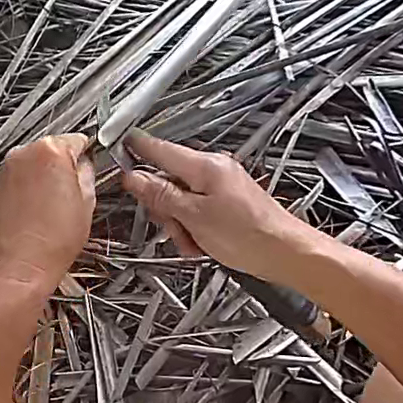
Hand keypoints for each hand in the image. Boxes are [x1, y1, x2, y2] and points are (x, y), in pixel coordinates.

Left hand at [0, 134, 95, 291]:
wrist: (18, 268)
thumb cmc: (51, 243)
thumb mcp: (87, 204)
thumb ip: (87, 174)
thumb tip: (84, 167)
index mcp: (51, 152)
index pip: (76, 139)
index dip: (85, 154)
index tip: (86, 164)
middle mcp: (22, 155)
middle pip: (49, 151)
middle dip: (60, 169)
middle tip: (68, 196)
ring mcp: (3, 172)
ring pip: (29, 167)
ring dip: (39, 181)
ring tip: (48, 210)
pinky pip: (12, 183)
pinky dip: (21, 193)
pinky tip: (31, 215)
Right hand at [120, 130, 322, 281]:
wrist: (285, 253)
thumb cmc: (250, 236)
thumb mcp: (194, 217)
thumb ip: (161, 195)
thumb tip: (134, 178)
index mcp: (205, 167)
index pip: (158, 149)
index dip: (134, 150)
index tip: (117, 150)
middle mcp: (213, 169)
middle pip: (166, 179)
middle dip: (162, 206)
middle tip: (171, 225)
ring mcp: (220, 184)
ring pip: (178, 198)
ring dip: (177, 222)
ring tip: (191, 240)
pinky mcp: (225, 200)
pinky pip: (194, 208)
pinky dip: (191, 226)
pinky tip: (200, 242)